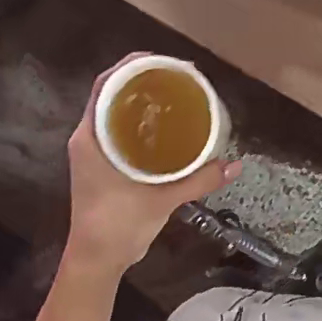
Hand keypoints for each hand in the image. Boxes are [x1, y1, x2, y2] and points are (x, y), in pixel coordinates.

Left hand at [65, 54, 240, 276]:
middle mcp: (87, 140)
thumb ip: (196, 181)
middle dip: (140, 82)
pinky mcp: (100, 168)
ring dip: (138, 103)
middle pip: (110, 96)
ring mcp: (92, 155)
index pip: (104, 86)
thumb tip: (234, 165)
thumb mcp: (160, 200)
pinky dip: (138, 126)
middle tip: (176, 78)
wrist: (96, 260)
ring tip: (173, 96)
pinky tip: (164, 129)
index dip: (130, 67)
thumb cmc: (117, 227)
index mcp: (90, 139)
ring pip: (113, 115)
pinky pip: (118, 135)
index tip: (161, 60)